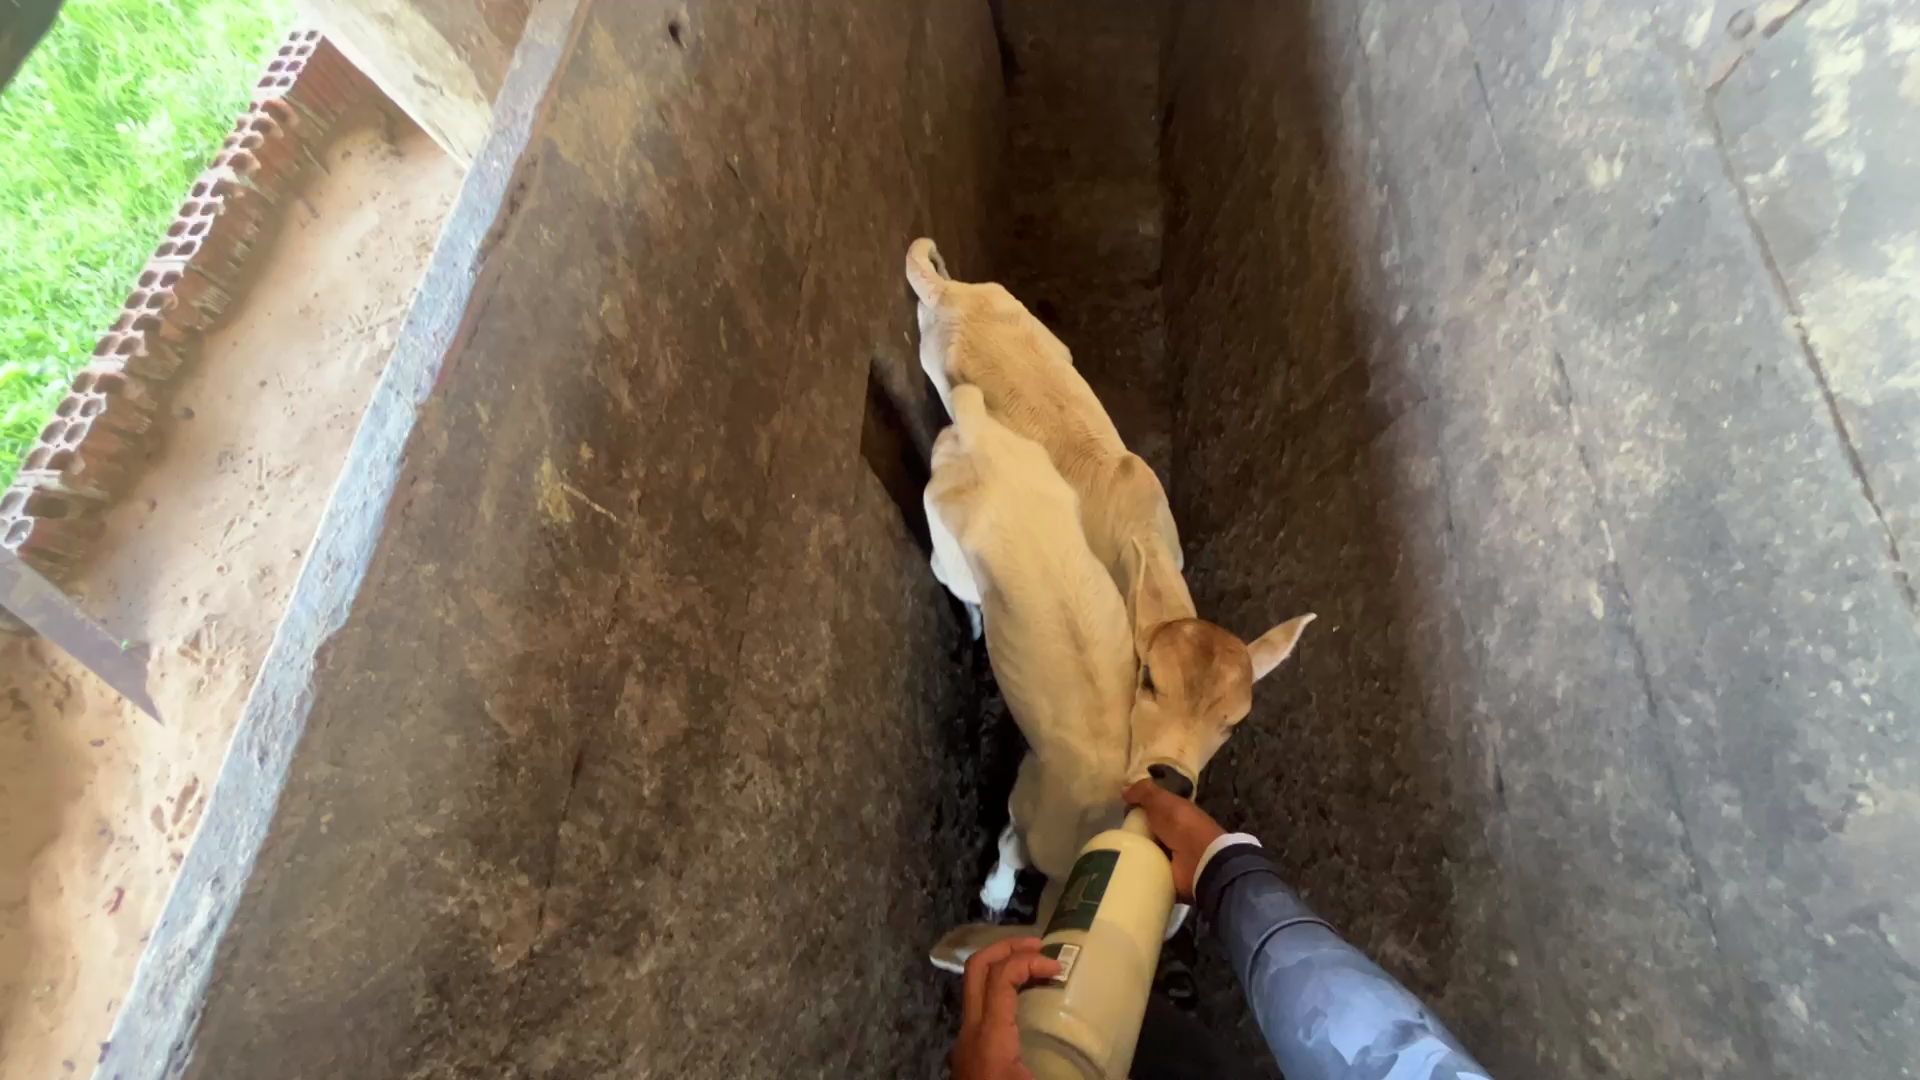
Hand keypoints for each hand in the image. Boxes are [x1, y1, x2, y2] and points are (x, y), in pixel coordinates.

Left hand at [952, 937, 1060, 1079]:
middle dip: (1007, 947)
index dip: (1029, 961)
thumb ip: (1063, 1066)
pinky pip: (979, 1005)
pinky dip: (999, 990)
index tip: (1056, 966)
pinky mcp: (966, 1049)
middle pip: (978, 967)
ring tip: (1030, 965)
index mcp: (990, 1036)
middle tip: (1037, 946)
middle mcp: (970, 1029)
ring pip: (974, 984)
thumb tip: (1097, 1065)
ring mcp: (964, 1037)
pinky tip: (1021, 1001)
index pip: (1001, 976)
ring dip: (1001, 966)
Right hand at [1123, 780, 1226, 900]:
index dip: (1140, 808)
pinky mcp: (1170, 875)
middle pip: (1151, 830)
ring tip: (1114, 852)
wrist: (1198, 860)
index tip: (1122, 812)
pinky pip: (1151, 870)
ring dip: (1136, 851)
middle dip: (1135, 831)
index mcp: (1178, 813)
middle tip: (1115, 833)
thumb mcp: (1160, 800)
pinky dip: (1141, 870)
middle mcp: (1177, 833)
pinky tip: (1125, 867)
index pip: (1156, 808)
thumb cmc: (1180, 824)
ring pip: (1149, 850)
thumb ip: (1143, 791)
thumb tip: (1123, 789)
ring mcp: (1175, 856)